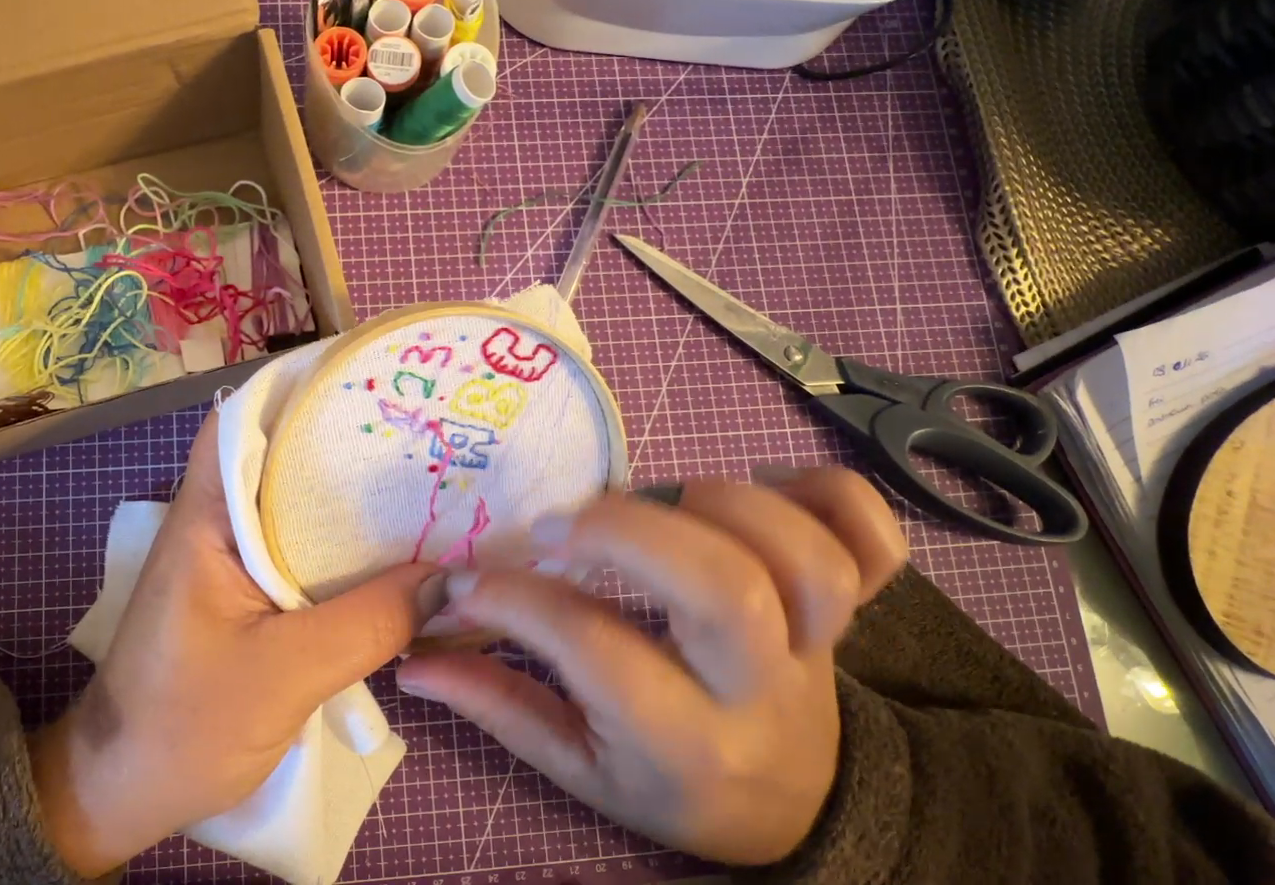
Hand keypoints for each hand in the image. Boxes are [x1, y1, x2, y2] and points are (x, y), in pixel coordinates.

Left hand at [29, 411, 449, 875]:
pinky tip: (397, 554)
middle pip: (282, 456)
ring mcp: (230, 560)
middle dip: (348, 440)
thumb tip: (450, 577)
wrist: (122, 792)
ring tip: (427, 478)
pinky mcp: (247, 596)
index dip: (300, 386)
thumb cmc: (185, 724)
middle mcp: (218, 522)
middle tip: (425, 429)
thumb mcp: (285, 675)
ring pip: (298, 506)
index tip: (369, 376)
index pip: (244, 419)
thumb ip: (368, 623)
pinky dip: (346, 549)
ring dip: (352, 496)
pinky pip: (303, 553)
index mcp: (207, 516)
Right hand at [395, 468, 907, 865]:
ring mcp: (818, 645)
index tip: (466, 577)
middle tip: (563, 522)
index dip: (518, 601)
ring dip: (720, 502)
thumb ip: (497, 705)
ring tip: (656, 501)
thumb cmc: (670, 783)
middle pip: (722, 587)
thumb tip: (410, 660)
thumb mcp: (579, 767)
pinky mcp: (851, 609)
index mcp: (683, 741)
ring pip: (804, 555)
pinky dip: (825, 492)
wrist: (792, 802)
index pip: (596, 651)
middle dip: (628, 531)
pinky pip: (874, 540)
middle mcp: (758, 689)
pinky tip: (760, 483)